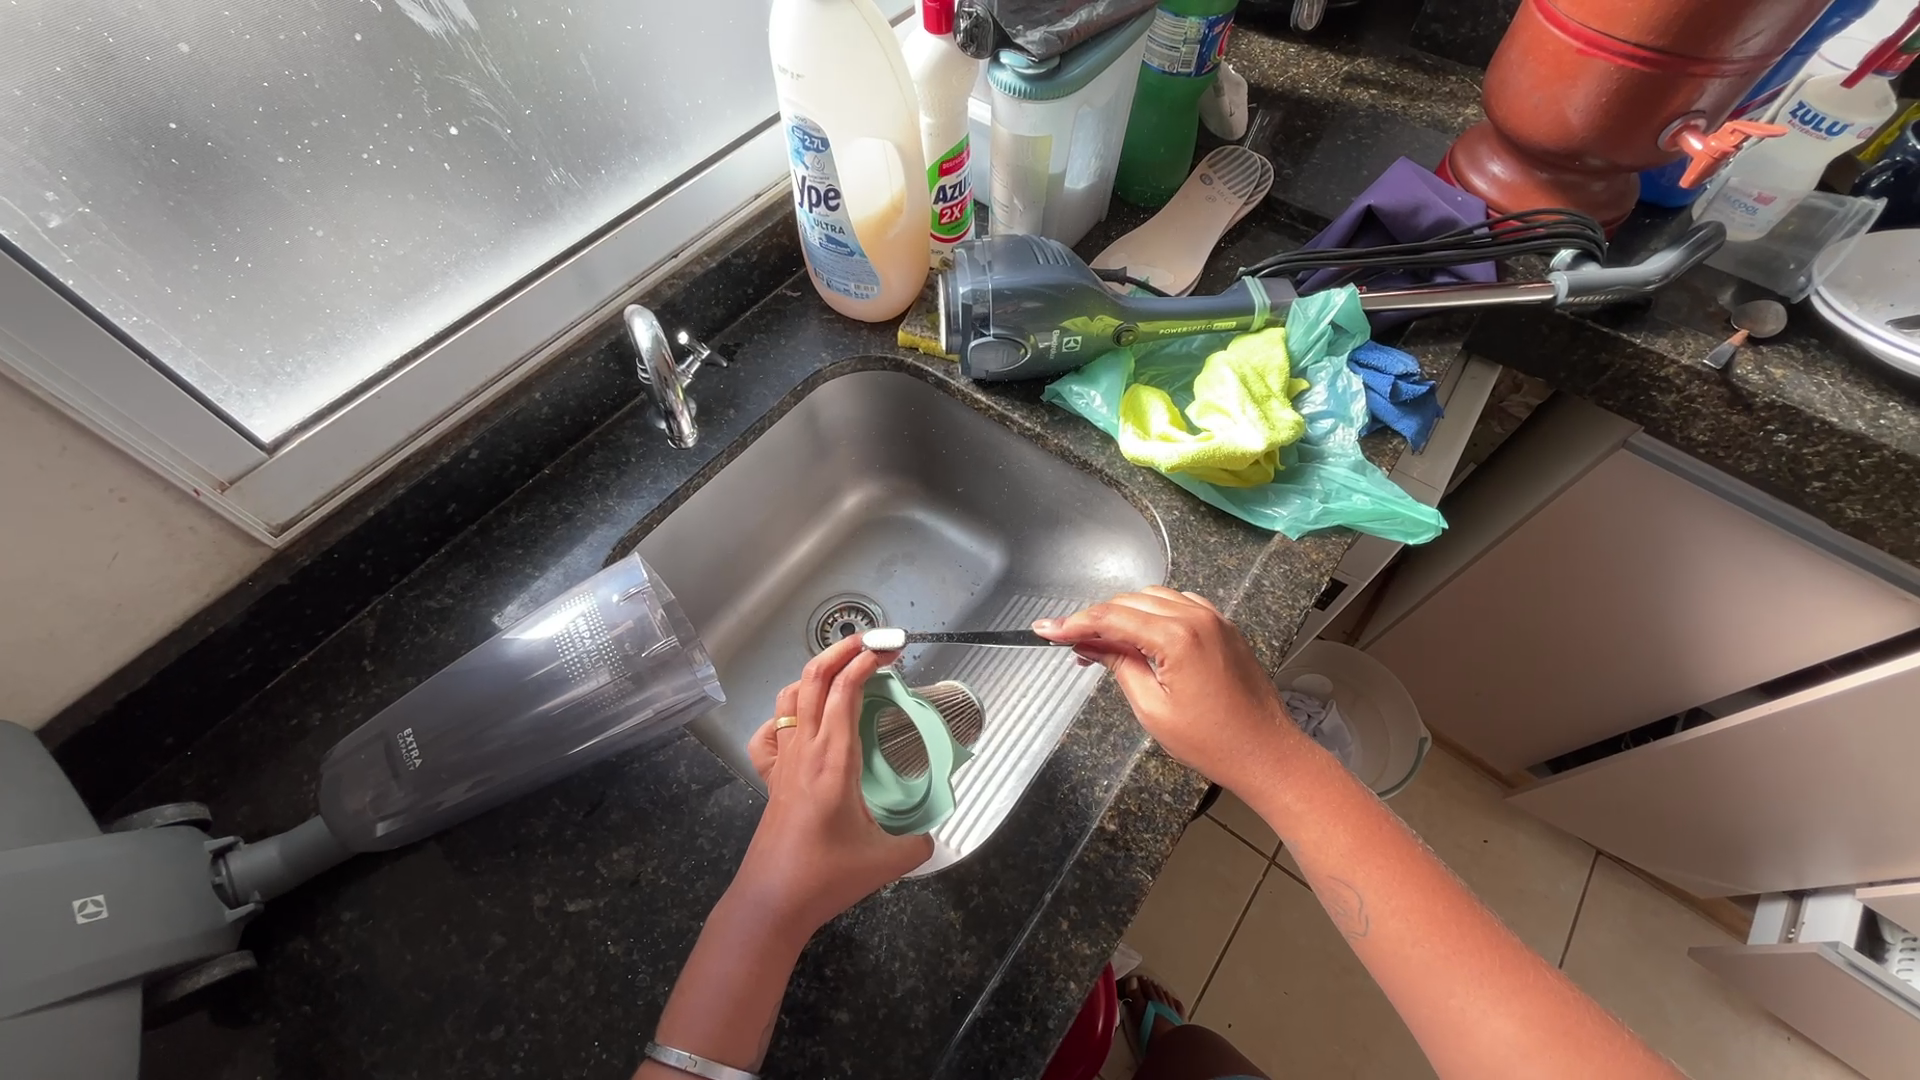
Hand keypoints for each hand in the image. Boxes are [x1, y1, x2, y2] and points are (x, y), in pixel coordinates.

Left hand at [734, 636, 933, 940]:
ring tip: (845, 672)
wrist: (771, 903)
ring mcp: (783, 760)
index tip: (892, 650)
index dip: (868, 660)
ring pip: (791, 696)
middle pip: (814, 677)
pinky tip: (804, 721)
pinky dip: (787, 713)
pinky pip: (771, 731)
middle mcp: (805, 748)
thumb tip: (934, 833)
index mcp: (834, 757)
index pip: (846, 690)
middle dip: (843, 649)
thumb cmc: (826, 877)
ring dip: (817, 673)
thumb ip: (918, 842)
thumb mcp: (886, 861)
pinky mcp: (770, 776)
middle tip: (875, 643)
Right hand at [1032, 587, 1305, 792]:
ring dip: (1124, 614)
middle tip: (1071, 643)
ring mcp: (1213, 617)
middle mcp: (1196, 616)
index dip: (1073, 623)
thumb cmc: (1211, 741)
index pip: (1111, 618)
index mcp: (1177, 636)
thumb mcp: (1152, 708)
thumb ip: (1119, 665)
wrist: (1268, 753)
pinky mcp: (1223, 626)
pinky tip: (1140, 634)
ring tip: (1102, 642)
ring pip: (1153, 598)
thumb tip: (1089, 644)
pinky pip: (1178, 604)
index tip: (1045, 630)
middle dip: (1096, 619)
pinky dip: (1153, 612)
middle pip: (1129, 602)